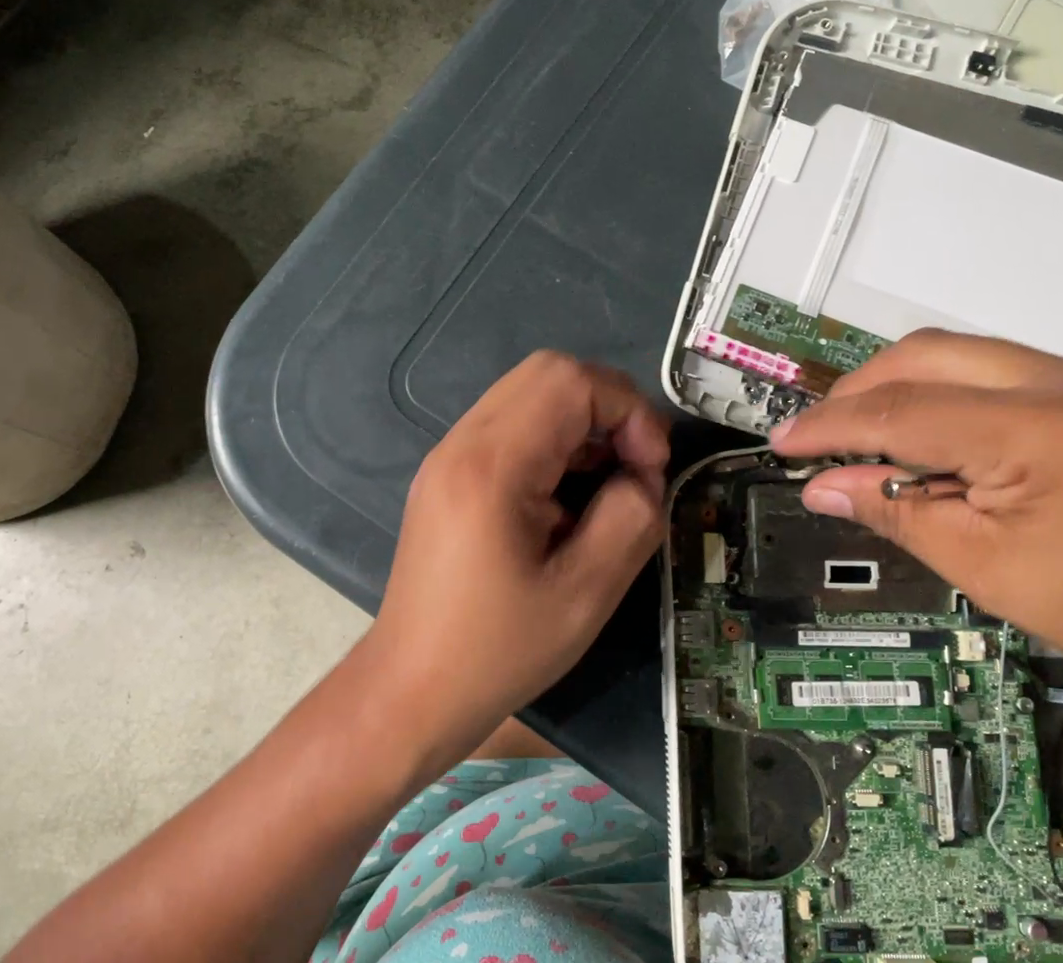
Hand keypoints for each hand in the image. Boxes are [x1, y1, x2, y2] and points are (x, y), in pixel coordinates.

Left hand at [364, 351, 670, 758]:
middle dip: (608, 409)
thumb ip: (630, 517)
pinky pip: (509, 429)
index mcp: (491, 464)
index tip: (651, 469)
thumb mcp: (585, 594)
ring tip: (605, 488)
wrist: (412, 689)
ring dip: (581, 427)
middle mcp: (461, 443)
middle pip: (548, 373)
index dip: (628, 410)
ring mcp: (447, 457)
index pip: (570, 380)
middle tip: (634, 470)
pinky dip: (552, 444)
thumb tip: (643, 476)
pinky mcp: (446, 477)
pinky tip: (566, 500)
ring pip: (528, 396)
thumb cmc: (497, 651)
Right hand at [768, 329, 1062, 694]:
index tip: (781, 442)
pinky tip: (933, 441)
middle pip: (931, 354)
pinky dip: (949, 397)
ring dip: (903, 387)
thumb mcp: (989, 569)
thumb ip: (898, 514)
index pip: (906, 410)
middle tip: (818, 434)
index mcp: (1046, 428)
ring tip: (864, 437)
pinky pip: (1004, 373)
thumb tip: (820, 486)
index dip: (832, 425)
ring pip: (966, 354)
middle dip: (861, 388)